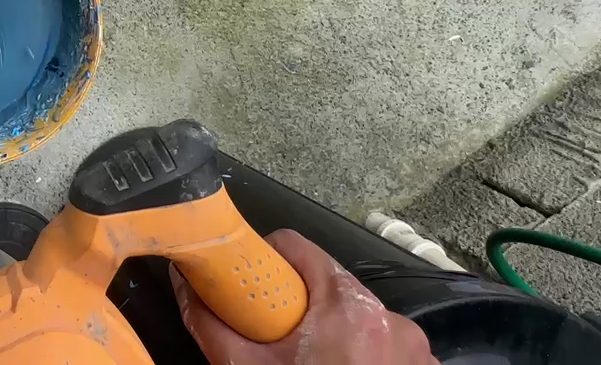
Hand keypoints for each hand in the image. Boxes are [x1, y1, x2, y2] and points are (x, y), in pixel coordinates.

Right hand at [172, 230, 437, 364]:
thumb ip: (207, 321)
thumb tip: (181, 279)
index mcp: (347, 304)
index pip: (295, 246)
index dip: (267, 260)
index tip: (255, 290)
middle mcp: (392, 319)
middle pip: (328, 282)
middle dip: (300, 303)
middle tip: (278, 337)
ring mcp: (419, 352)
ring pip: (359, 316)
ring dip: (335, 331)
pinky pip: (389, 348)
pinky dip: (365, 356)